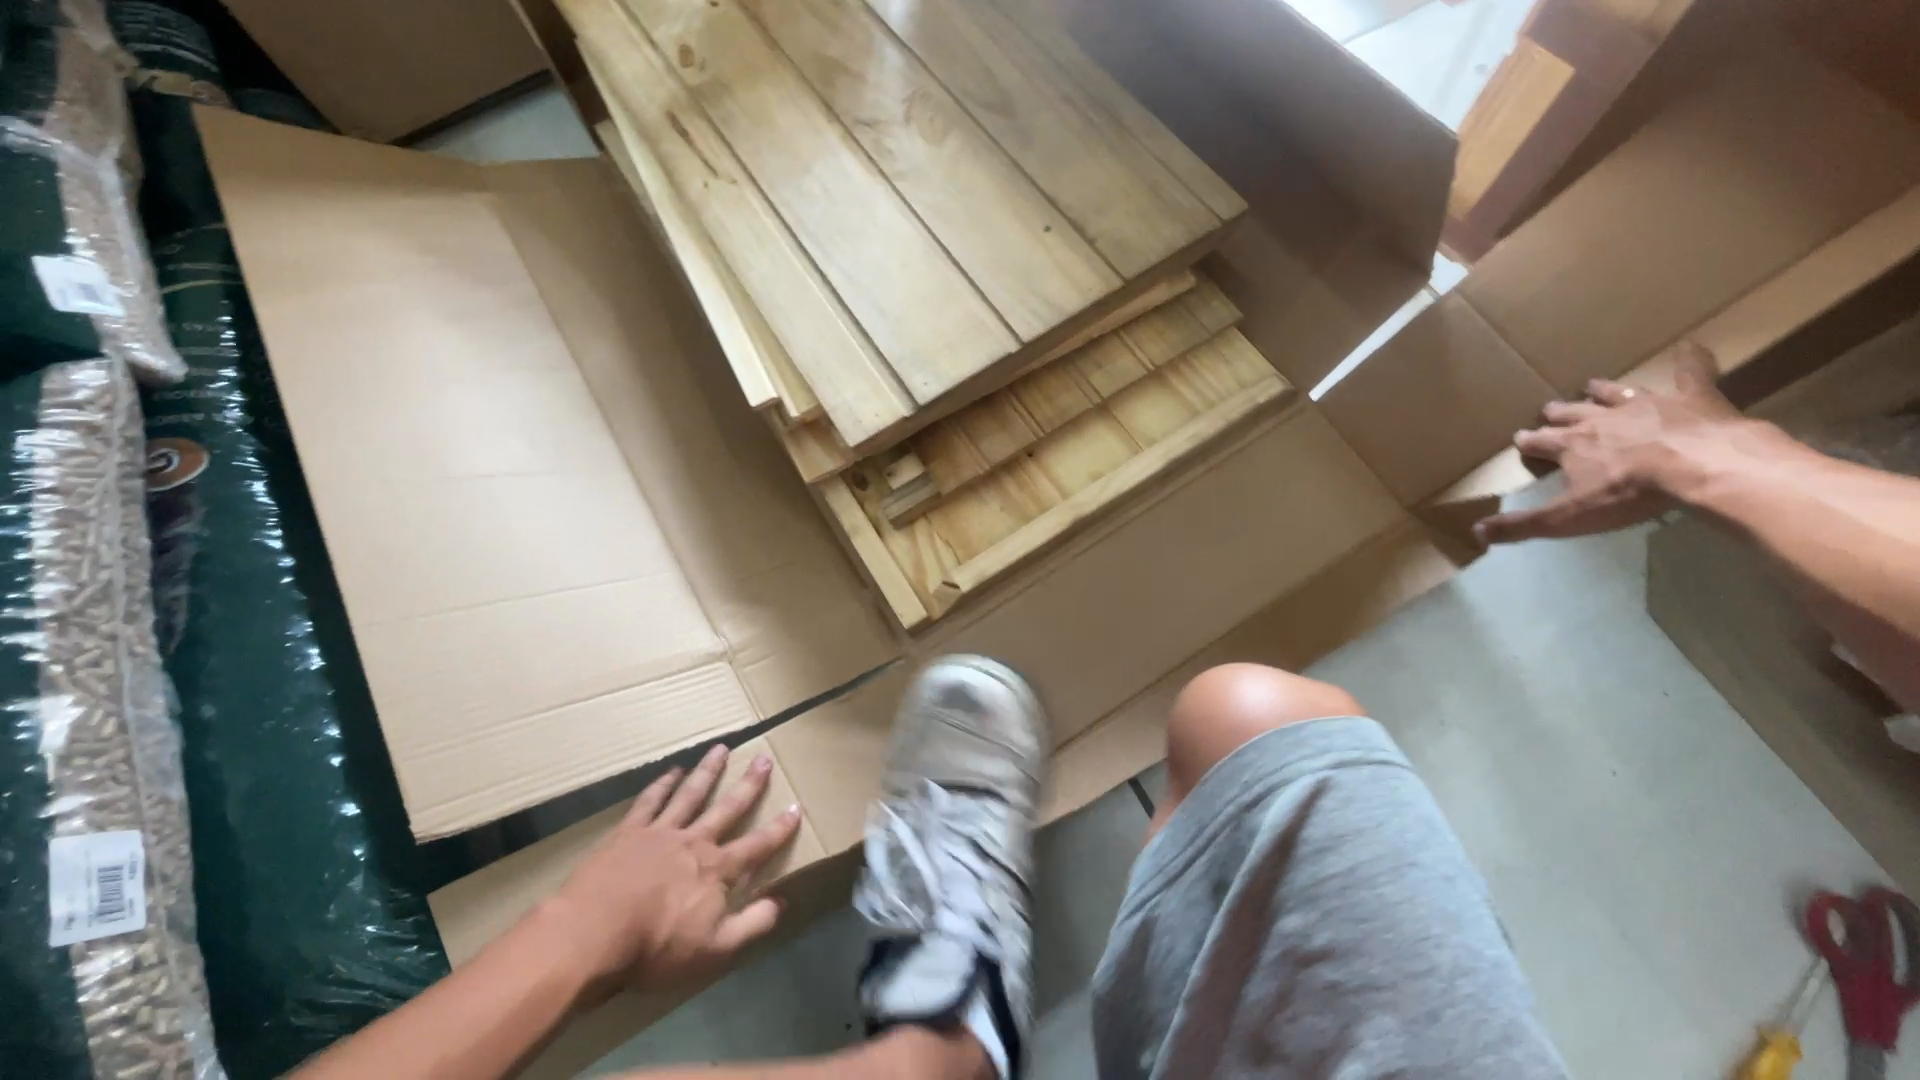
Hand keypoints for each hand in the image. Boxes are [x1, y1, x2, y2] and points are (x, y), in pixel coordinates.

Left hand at [541, 745, 801, 1003]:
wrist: (591, 934)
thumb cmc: (654, 947)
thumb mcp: (714, 950)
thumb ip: (751, 925)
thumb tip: (781, 903)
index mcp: (717, 870)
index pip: (757, 845)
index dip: (780, 828)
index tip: (796, 808)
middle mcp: (694, 842)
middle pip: (728, 807)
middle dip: (749, 784)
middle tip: (763, 758)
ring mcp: (660, 833)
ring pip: (690, 794)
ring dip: (708, 771)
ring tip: (721, 748)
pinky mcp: (627, 833)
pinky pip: (650, 801)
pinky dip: (662, 784)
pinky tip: (671, 771)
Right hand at [1474, 342, 1757, 543]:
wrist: (1700, 467)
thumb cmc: (1629, 493)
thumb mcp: (1569, 517)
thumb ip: (1523, 525)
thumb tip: (1476, 533)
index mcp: (1571, 444)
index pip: (1541, 441)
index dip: (1529, 441)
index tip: (1519, 439)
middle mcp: (1602, 418)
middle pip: (1573, 413)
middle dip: (1559, 413)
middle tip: (1550, 409)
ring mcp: (1646, 404)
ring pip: (1617, 393)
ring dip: (1603, 390)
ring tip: (1592, 384)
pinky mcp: (1690, 399)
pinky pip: (1690, 373)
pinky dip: (1691, 361)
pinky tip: (1693, 348)